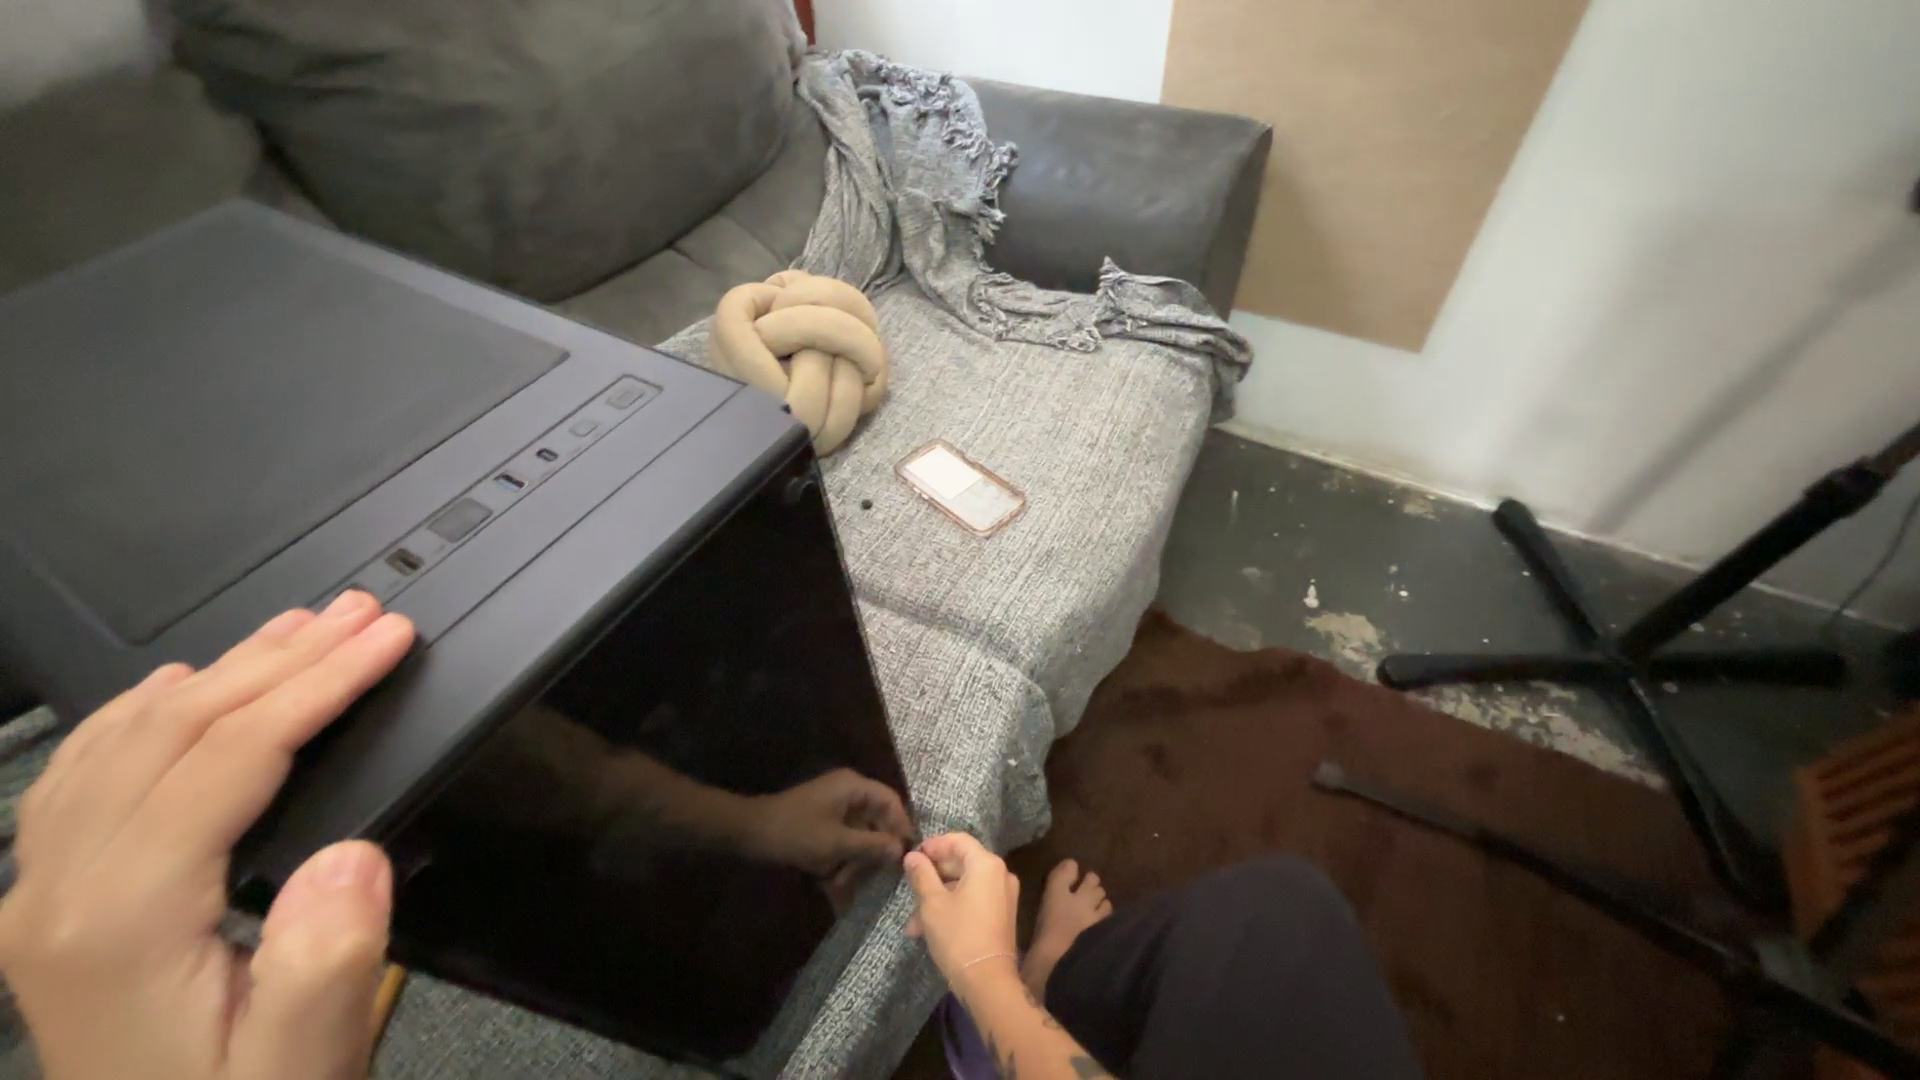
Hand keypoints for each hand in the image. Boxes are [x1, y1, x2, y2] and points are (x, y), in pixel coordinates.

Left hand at [0, 591, 414, 1079]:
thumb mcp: (301, 1058)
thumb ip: (324, 966)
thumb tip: (352, 852)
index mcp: (123, 924)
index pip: (229, 758)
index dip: (319, 683)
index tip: (391, 639)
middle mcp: (60, 896)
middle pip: (174, 730)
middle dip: (284, 656)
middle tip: (364, 612)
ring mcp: (45, 896)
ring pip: (126, 738)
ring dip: (226, 668)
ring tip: (303, 624)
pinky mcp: (60, 901)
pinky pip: (87, 772)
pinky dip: (144, 710)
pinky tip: (180, 686)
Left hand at [745, 768, 913, 881]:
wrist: (750, 833)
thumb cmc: (797, 833)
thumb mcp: (837, 843)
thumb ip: (873, 845)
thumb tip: (902, 848)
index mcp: (854, 786)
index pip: (891, 801)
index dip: (902, 826)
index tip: (910, 853)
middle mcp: (847, 791)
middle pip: (875, 819)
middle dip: (873, 850)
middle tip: (876, 877)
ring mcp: (832, 805)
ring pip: (857, 833)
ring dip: (854, 860)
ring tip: (845, 885)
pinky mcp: (821, 821)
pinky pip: (841, 839)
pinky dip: (840, 859)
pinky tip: (834, 884)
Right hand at [902, 832, 1019, 996]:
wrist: (988, 983)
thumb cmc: (958, 936)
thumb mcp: (932, 903)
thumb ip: (921, 875)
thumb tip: (912, 856)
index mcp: (986, 864)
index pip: (958, 841)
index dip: (934, 845)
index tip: (914, 857)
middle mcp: (1000, 874)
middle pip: (962, 862)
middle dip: (933, 877)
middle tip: (910, 889)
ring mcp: (1004, 896)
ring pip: (964, 886)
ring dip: (938, 898)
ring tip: (913, 924)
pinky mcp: (1002, 916)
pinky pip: (974, 900)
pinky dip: (953, 908)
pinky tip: (929, 930)